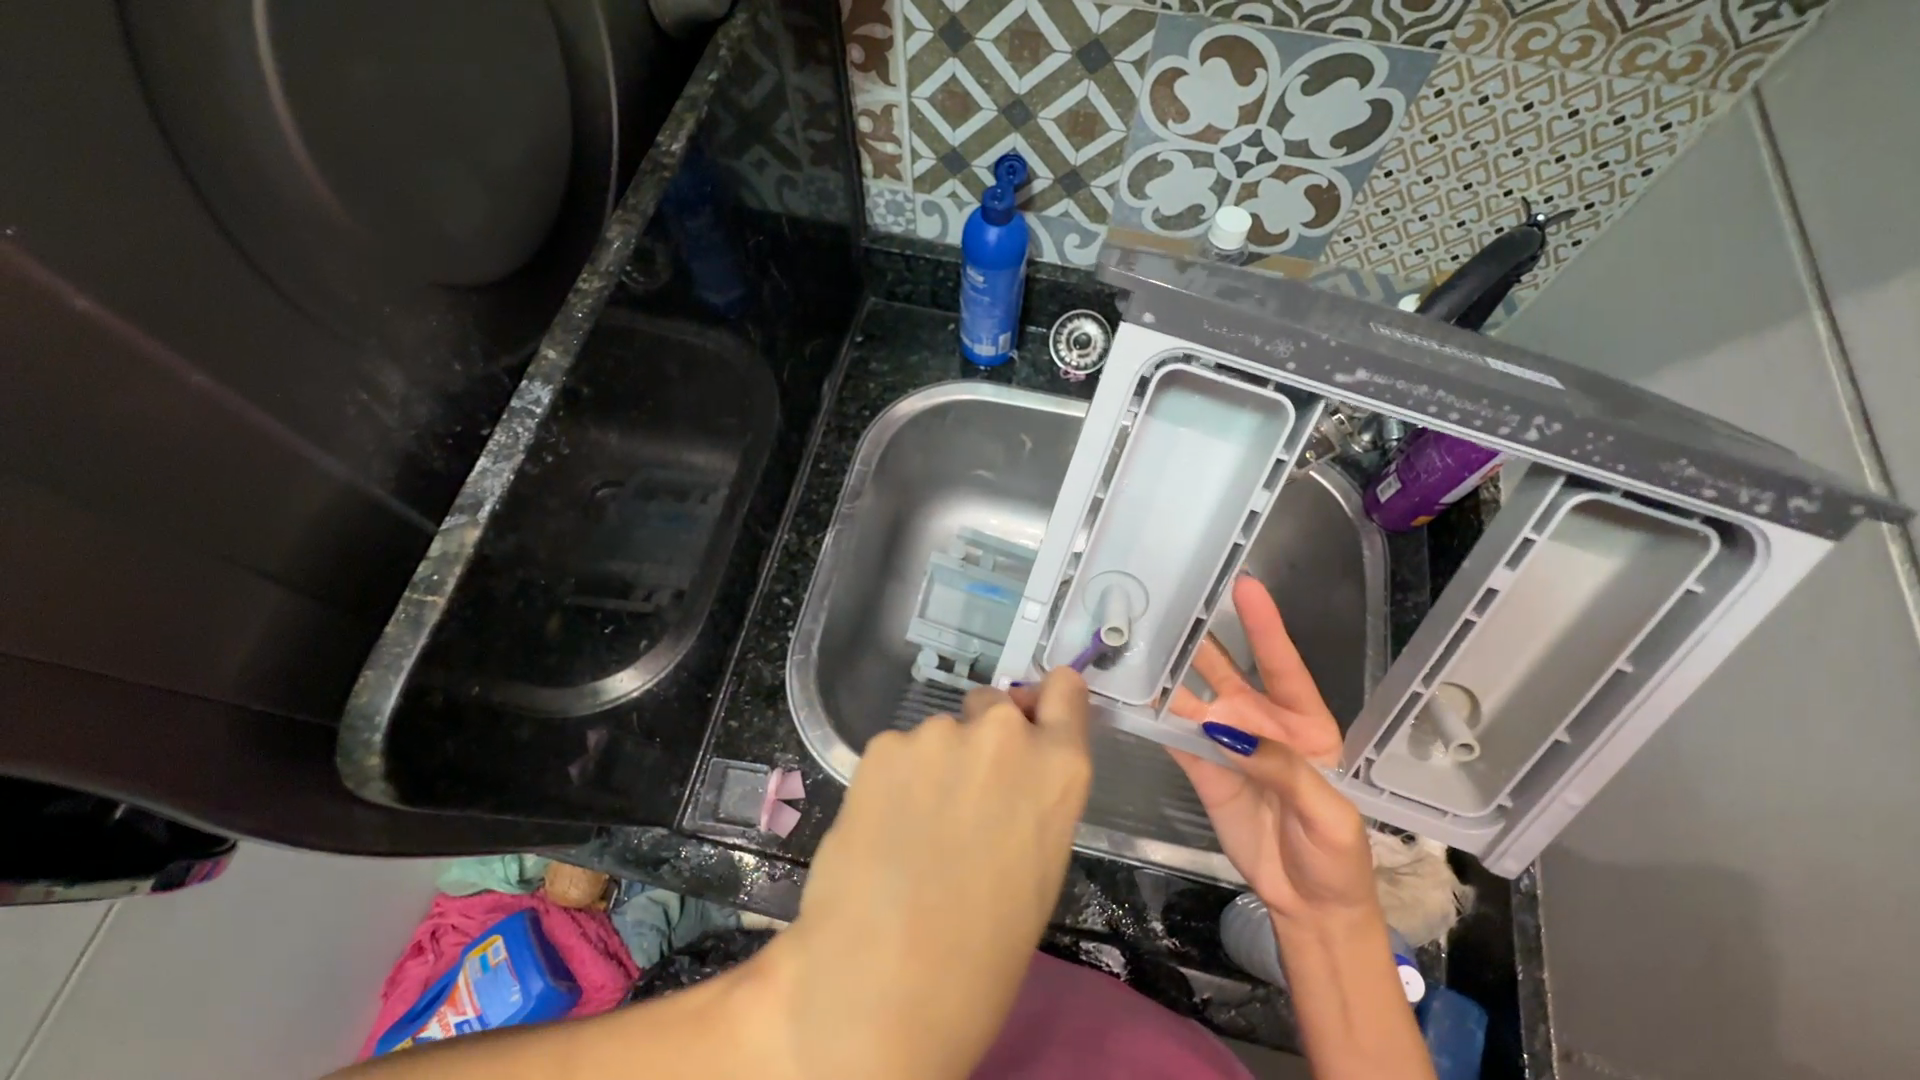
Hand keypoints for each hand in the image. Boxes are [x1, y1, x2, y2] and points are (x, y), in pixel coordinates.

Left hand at [771, 667, 1092, 1079]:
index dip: (1045, 701)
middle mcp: (1004, 734)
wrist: (890, 975)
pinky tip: (880, 829)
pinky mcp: (882, 746)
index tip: (1032, 716)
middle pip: (993, 706)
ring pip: (939, 734)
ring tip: (912, 828)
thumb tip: (1007, 785)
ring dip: (931, 764)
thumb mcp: (1039, 867)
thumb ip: (1033, 801)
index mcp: (1059, 769)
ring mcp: (939, 734)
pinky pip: (896, 753)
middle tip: (960, 796)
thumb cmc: (986, 948)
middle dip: (981, 738)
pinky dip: (891, 781)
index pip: (1064, 691)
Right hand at [1168, 576, 1375, 928]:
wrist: (1308, 902)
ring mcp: (1228, 744)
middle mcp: (1262, 723)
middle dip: (1203, 638)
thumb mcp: (1328, 813)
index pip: (1283, 665)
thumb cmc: (1337, 855)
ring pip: (1194, 699)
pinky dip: (1154, 717)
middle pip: (1229, 671)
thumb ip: (1283, 768)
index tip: (1245, 586)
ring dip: (1170, 673)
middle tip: (1171, 602)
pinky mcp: (1201, 770)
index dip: (1264, 626)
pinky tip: (1132, 694)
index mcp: (1305, 724)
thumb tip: (1226, 731)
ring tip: (1138, 641)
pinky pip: (1175, 738)